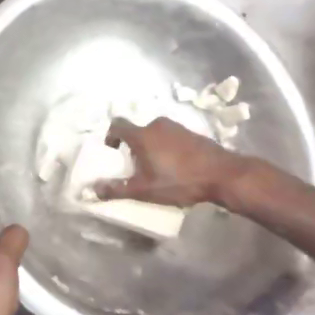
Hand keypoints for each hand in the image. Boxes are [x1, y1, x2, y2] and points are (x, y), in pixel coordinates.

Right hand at [99, 117, 253, 208]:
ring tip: (156, 169)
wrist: (221, 174)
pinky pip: (171, 137)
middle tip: (136, 168)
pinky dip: (167, 148)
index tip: (112, 151)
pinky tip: (176, 167)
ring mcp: (176, 127)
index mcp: (142, 135)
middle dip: (133, 148)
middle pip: (137, 131)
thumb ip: (117, 189)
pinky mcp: (191, 133)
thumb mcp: (145, 190)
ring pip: (155, 134)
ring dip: (151, 148)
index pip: (117, 124)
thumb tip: (93, 189)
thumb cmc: (179, 181)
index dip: (110, 136)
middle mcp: (157, 125)